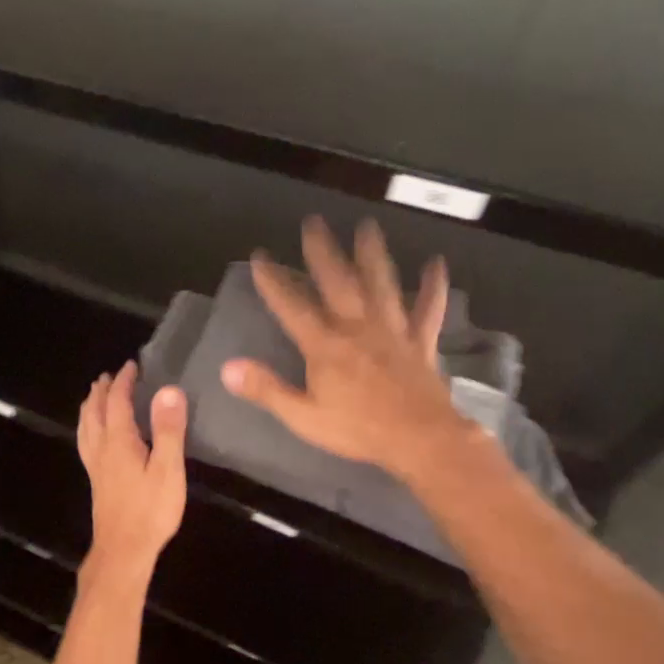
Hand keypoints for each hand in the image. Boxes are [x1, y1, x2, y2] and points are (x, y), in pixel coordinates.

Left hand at [76, 361, 186, 573]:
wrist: (123, 549)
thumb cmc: (150, 510)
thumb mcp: (168, 469)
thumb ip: (168, 430)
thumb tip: (168, 390)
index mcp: (118, 441)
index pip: (117, 402)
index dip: (124, 382)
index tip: (131, 365)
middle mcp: (101, 448)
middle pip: (96, 411)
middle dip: (103, 391)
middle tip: (109, 376)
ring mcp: (95, 466)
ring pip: (86, 427)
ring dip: (91, 407)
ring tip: (95, 397)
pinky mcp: (96, 480)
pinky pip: (86, 443)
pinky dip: (88, 428)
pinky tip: (93, 436)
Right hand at [221, 216, 471, 480]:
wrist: (420, 440)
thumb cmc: (357, 430)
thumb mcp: (302, 417)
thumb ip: (266, 389)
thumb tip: (227, 367)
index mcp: (325, 347)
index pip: (292, 307)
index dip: (273, 281)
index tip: (260, 256)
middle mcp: (358, 328)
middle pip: (338, 281)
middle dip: (323, 252)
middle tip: (314, 223)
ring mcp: (392, 331)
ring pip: (381, 284)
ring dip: (373, 254)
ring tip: (366, 227)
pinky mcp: (421, 342)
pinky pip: (428, 309)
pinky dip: (433, 286)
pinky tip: (436, 264)